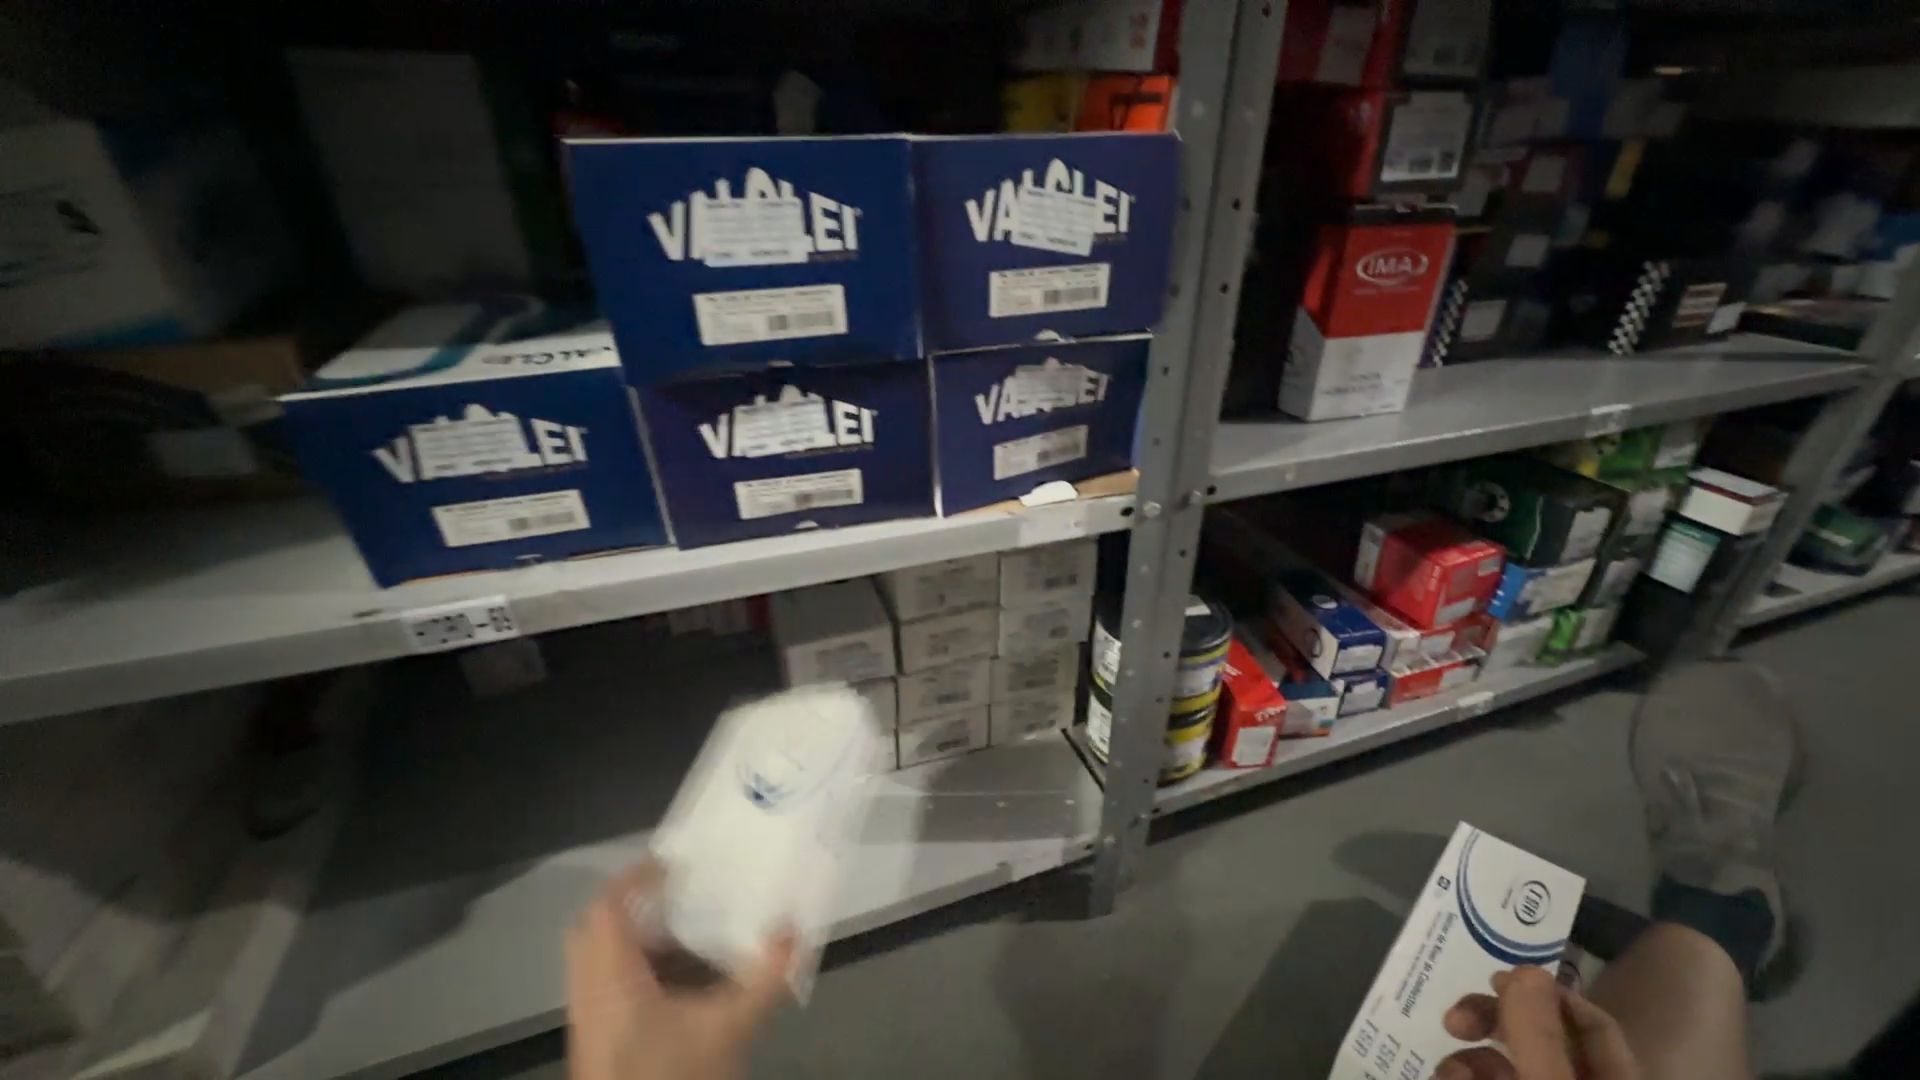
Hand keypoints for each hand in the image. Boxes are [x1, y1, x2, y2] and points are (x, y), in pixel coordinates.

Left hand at [566, 860, 795, 1079]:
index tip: (674, 864)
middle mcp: (590, 994)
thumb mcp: (729, 1028)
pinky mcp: (595, 1043)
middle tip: (676, 895)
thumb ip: (765, 978)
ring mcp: (588, 1022)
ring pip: (598, 960)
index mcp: (612, 979)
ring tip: (687, 935)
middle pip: (593, 929)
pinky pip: (607, 987)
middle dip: (633, 905)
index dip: (636, 877)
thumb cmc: (673, 1078)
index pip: (608, 907)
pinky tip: (681, 986)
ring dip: (637, 940)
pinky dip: (638, 972)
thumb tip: (794, 930)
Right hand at [1437, 966, 1639, 1079]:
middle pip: (1543, 1041)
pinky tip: (1446, 1079)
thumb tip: (1528, 970)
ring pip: (1508, 1068)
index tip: (1497, 982)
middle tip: (1455, 1021)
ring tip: (1449, 1071)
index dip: (1549, 995)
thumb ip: (1540, 1036)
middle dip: (1493, 1023)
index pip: (1596, 1025)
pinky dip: (1463, 1078)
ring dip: (1470, 1059)